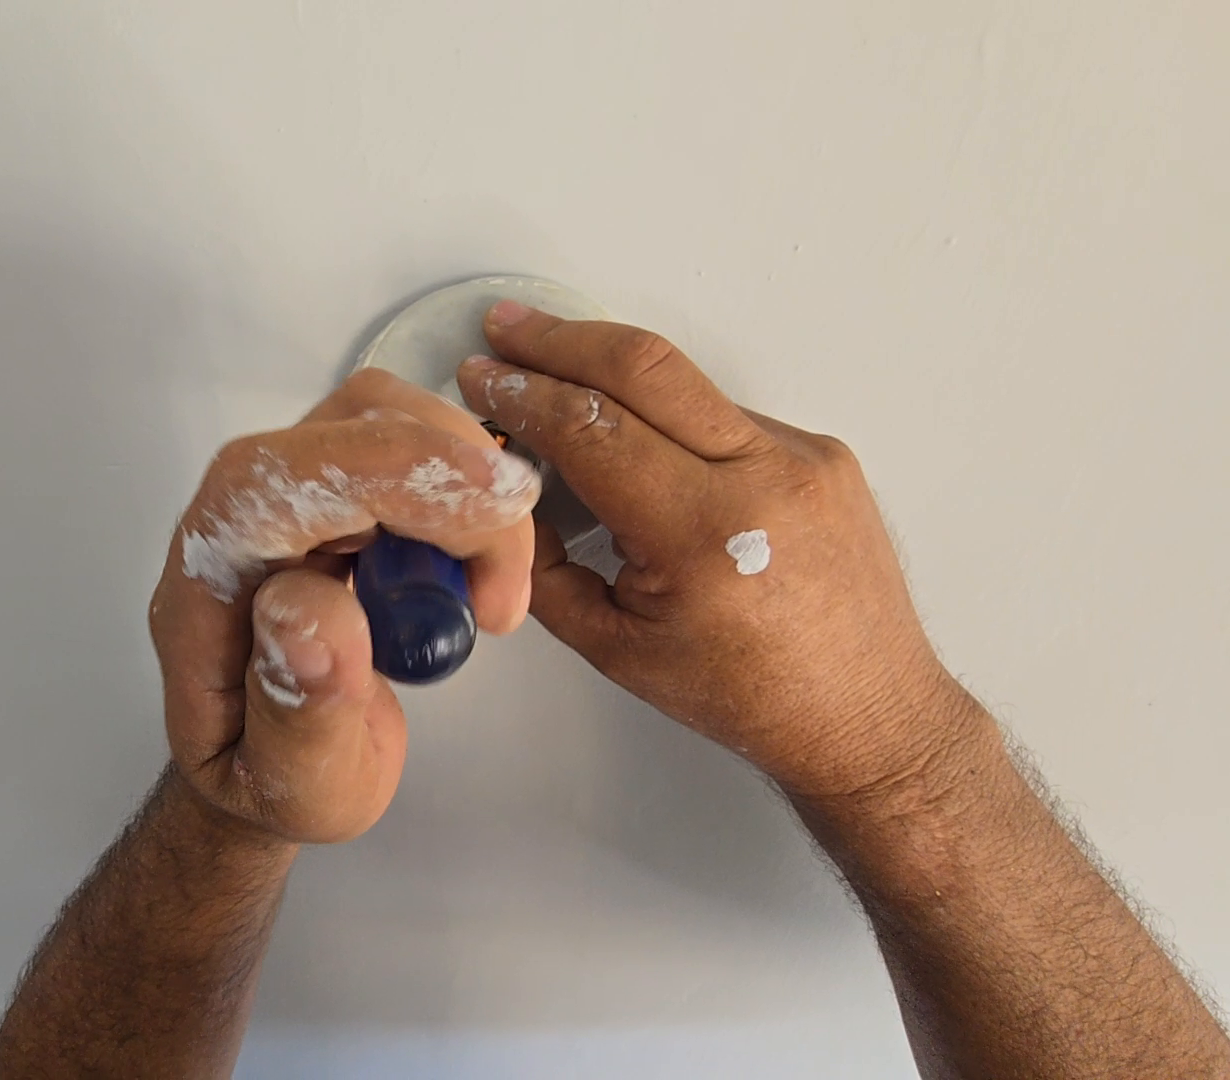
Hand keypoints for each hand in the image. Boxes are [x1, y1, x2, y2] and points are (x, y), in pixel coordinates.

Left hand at [149, 369, 541, 843]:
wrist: (270, 760)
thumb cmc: (272, 781)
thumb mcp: (290, 785)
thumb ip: (296, 710)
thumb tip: (315, 605)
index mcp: (209, 582)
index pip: (269, 484)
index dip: (378, 470)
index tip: (488, 513)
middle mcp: (243, 519)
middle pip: (343, 426)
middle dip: (449, 480)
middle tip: (497, 592)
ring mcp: (293, 498)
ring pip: (386, 423)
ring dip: (465, 486)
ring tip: (486, 593)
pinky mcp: (339, 497)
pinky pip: (409, 452)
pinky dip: (465, 496)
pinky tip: (473, 570)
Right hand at [458, 301, 972, 797]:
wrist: (865, 709)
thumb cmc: (734, 690)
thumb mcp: (609, 643)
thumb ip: (544, 567)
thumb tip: (510, 497)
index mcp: (704, 534)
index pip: (594, 430)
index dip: (524, 395)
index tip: (479, 377)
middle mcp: (766, 475)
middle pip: (645, 369)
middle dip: (560, 339)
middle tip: (504, 326)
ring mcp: (802, 454)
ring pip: (680, 381)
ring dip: (601, 363)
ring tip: (543, 359)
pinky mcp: (817, 450)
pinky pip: (711, 411)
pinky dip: (649, 406)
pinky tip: (615, 425)